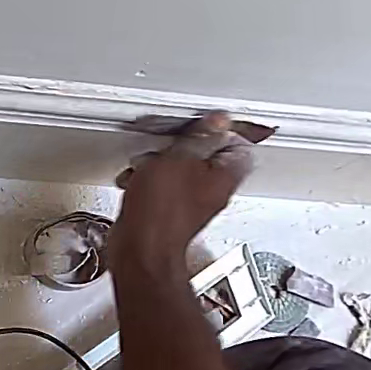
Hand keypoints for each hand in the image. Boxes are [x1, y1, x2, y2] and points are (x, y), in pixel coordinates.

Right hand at [109, 112, 254, 272]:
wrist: (139, 248)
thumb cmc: (160, 211)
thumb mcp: (178, 160)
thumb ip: (199, 138)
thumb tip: (217, 121)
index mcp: (226, 177)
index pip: (237, 145)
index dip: (218, 132)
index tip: (199, 126)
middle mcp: (211, 192)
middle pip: (203, 158)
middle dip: (178, 150)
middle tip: (165, 148)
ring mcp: (188, 205)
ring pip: (177, 173)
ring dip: (157, 166)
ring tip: (144, 167)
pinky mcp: (165, 214)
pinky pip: (158, 190)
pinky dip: (145, 183)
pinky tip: (133, 183)